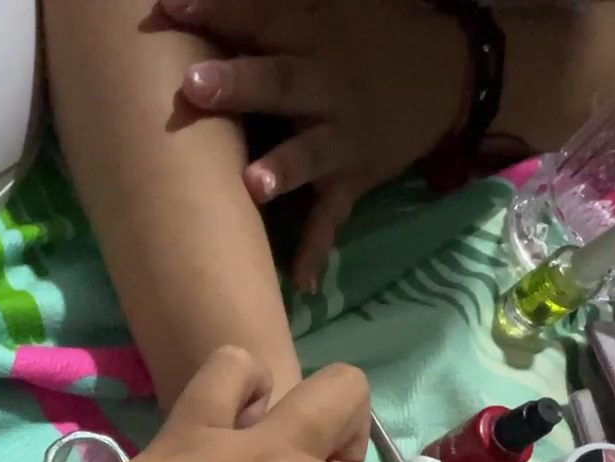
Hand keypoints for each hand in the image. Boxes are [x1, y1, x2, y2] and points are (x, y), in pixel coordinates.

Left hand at [161, 0, 467, 290]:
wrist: (446, 75)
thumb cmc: (365, 42)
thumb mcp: (327, 12)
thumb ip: (273, 12)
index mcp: (313, 35)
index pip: (260, 17)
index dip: (218, 10)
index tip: (168, 7)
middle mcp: (326, 84)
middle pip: (279, 81)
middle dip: (239, 85)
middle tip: (193, 86)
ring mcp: (341, 137)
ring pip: (309, 152)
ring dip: (282, 168)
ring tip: (252, 185)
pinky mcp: (354, 179)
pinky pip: (332, 216)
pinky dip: (317, 247)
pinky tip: (299, 281)